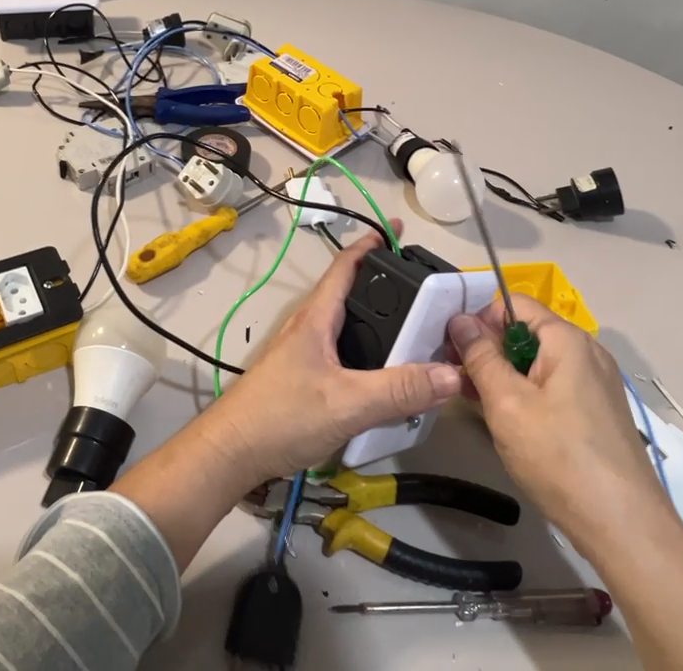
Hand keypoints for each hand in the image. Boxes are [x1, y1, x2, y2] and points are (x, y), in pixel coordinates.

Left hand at [201, 224, 462, 484]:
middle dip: (387, 288)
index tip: (397, 229)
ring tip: (417, 335)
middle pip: (351, 296)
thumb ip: (399, 390)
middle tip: (427, 294)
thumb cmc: (281, 416)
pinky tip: (388, 378)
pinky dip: (371, 356)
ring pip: (349, 328)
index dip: (370, 244)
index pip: (345, 267)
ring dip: (380, 326)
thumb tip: (452, 373)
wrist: (230, 453)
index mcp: (317, 318)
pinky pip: (345, 356)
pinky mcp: (303, 380)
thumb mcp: (348, 404)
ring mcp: (304, 355)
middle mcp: (309, 329)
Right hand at [447, 294, 664, 533]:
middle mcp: (586, 353)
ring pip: (537, 363)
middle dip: (488, 350)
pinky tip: (509, 424)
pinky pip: (552, 388)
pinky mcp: (596, 413)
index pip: (513, 303)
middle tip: (456, 378)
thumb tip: (460, 319)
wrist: (622, 525)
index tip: (450, 347)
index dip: (478, 319)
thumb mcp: (507, 403)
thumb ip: (480, 356)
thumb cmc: (559, 458)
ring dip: (504, 376)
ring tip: (477, 404)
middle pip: (526, 332)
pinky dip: (526, 396)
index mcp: (567, 340)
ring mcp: (595, 384)